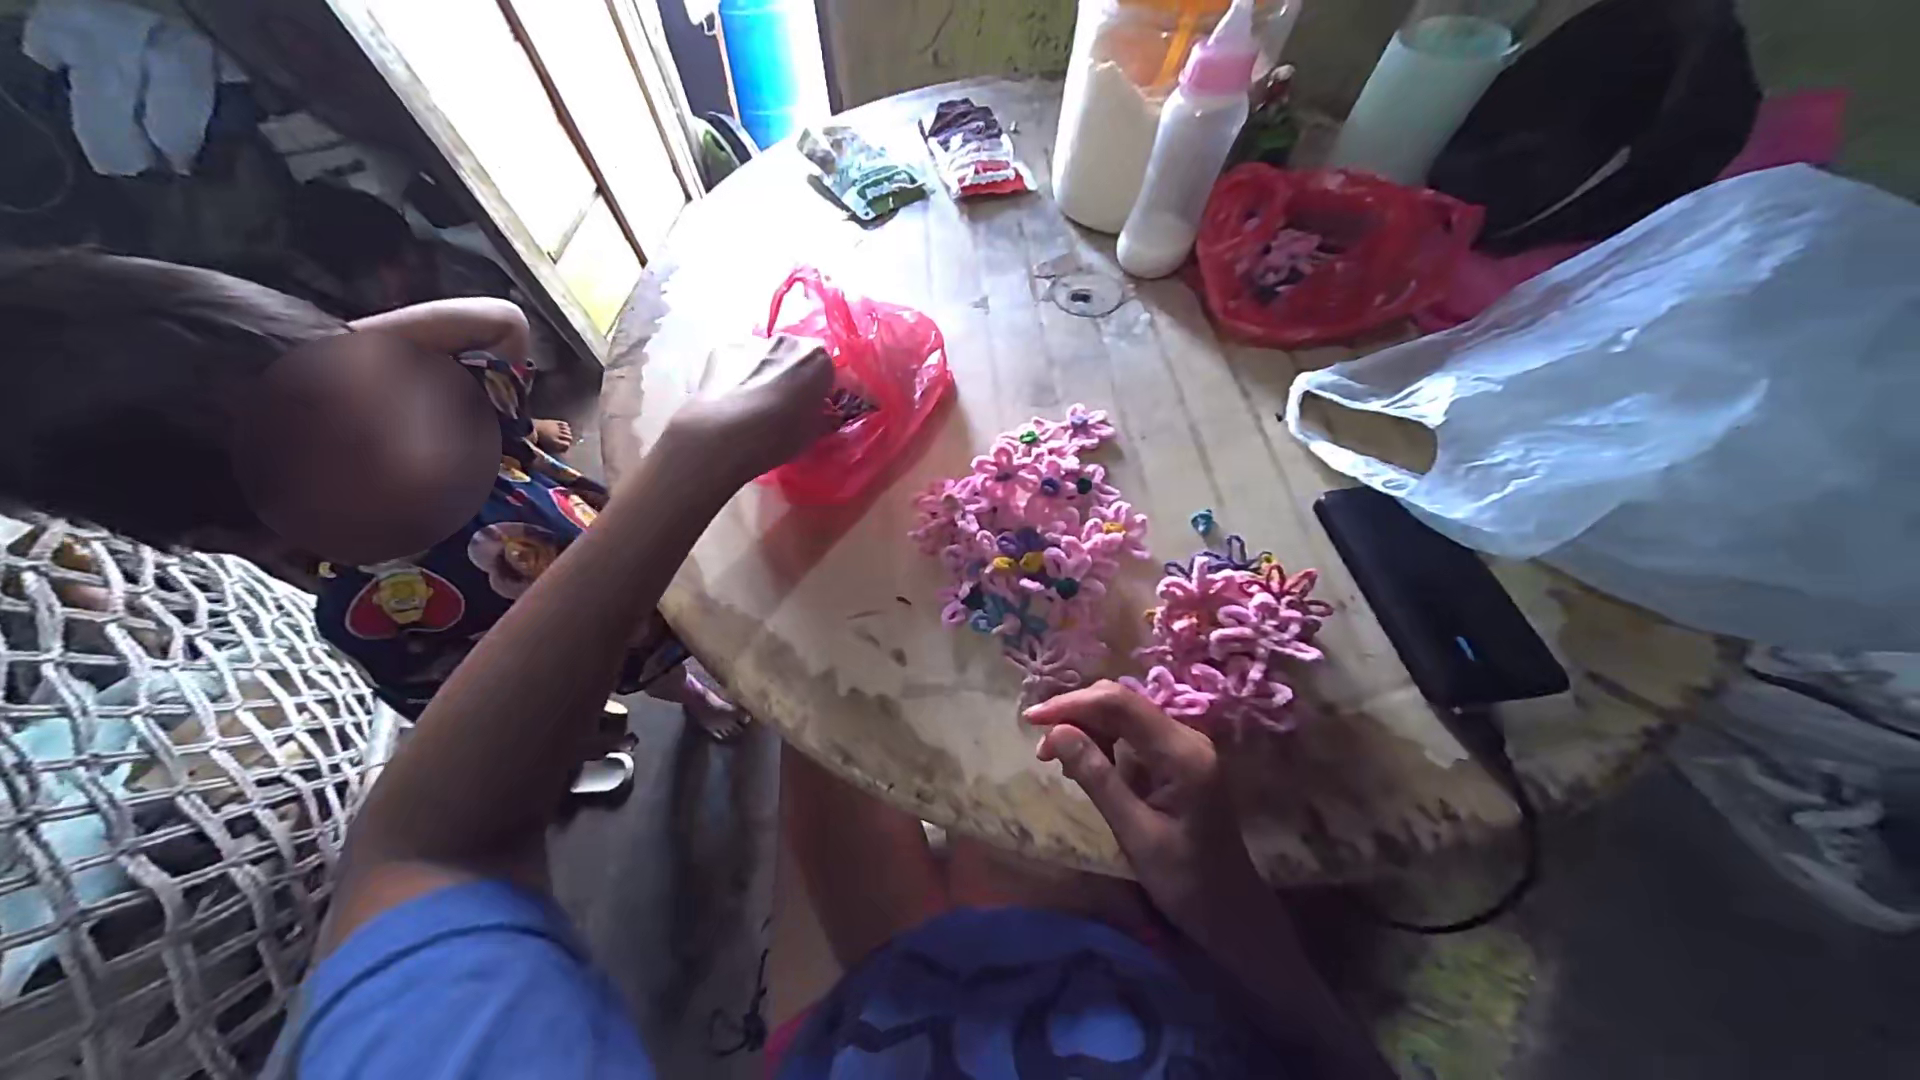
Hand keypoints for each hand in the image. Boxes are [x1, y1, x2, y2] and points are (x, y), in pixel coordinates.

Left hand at [662, 334, 837, 485]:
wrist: (725, 435)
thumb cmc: (780, 435)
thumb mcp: (813, 433)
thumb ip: (823, 417)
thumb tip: (824, 414)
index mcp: (818, 358)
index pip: (827, 370)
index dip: (821, 390)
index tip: (813, 408)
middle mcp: (787, 341)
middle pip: (796, 356)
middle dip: (793, 375)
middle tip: (784, 406)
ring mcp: (752, 342)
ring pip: (765, 357)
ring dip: (765, 373)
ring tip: (753, 405)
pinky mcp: (721, 349)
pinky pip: (737, 361)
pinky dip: (737, 375)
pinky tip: (731, 400)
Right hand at [1025, 681, 1267, 941]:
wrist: (1232, 912)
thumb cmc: (1185, 881)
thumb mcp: (1135, 833)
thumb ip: (1097, 778)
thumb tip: (1056, 732)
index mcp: (1181, 753)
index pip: (1120, 704)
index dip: (1072, 704)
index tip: (1032, 719)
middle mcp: (1185, 737)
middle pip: (1121, 702)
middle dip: (1076, 715)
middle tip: (1042, 748)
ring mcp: (1182, 745)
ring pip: (1123, 715)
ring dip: (1085, 729)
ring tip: (1056, 760)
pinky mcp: (1175, 757)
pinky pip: (1131, 734)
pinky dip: (1102, 743)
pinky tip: (1084, 766)